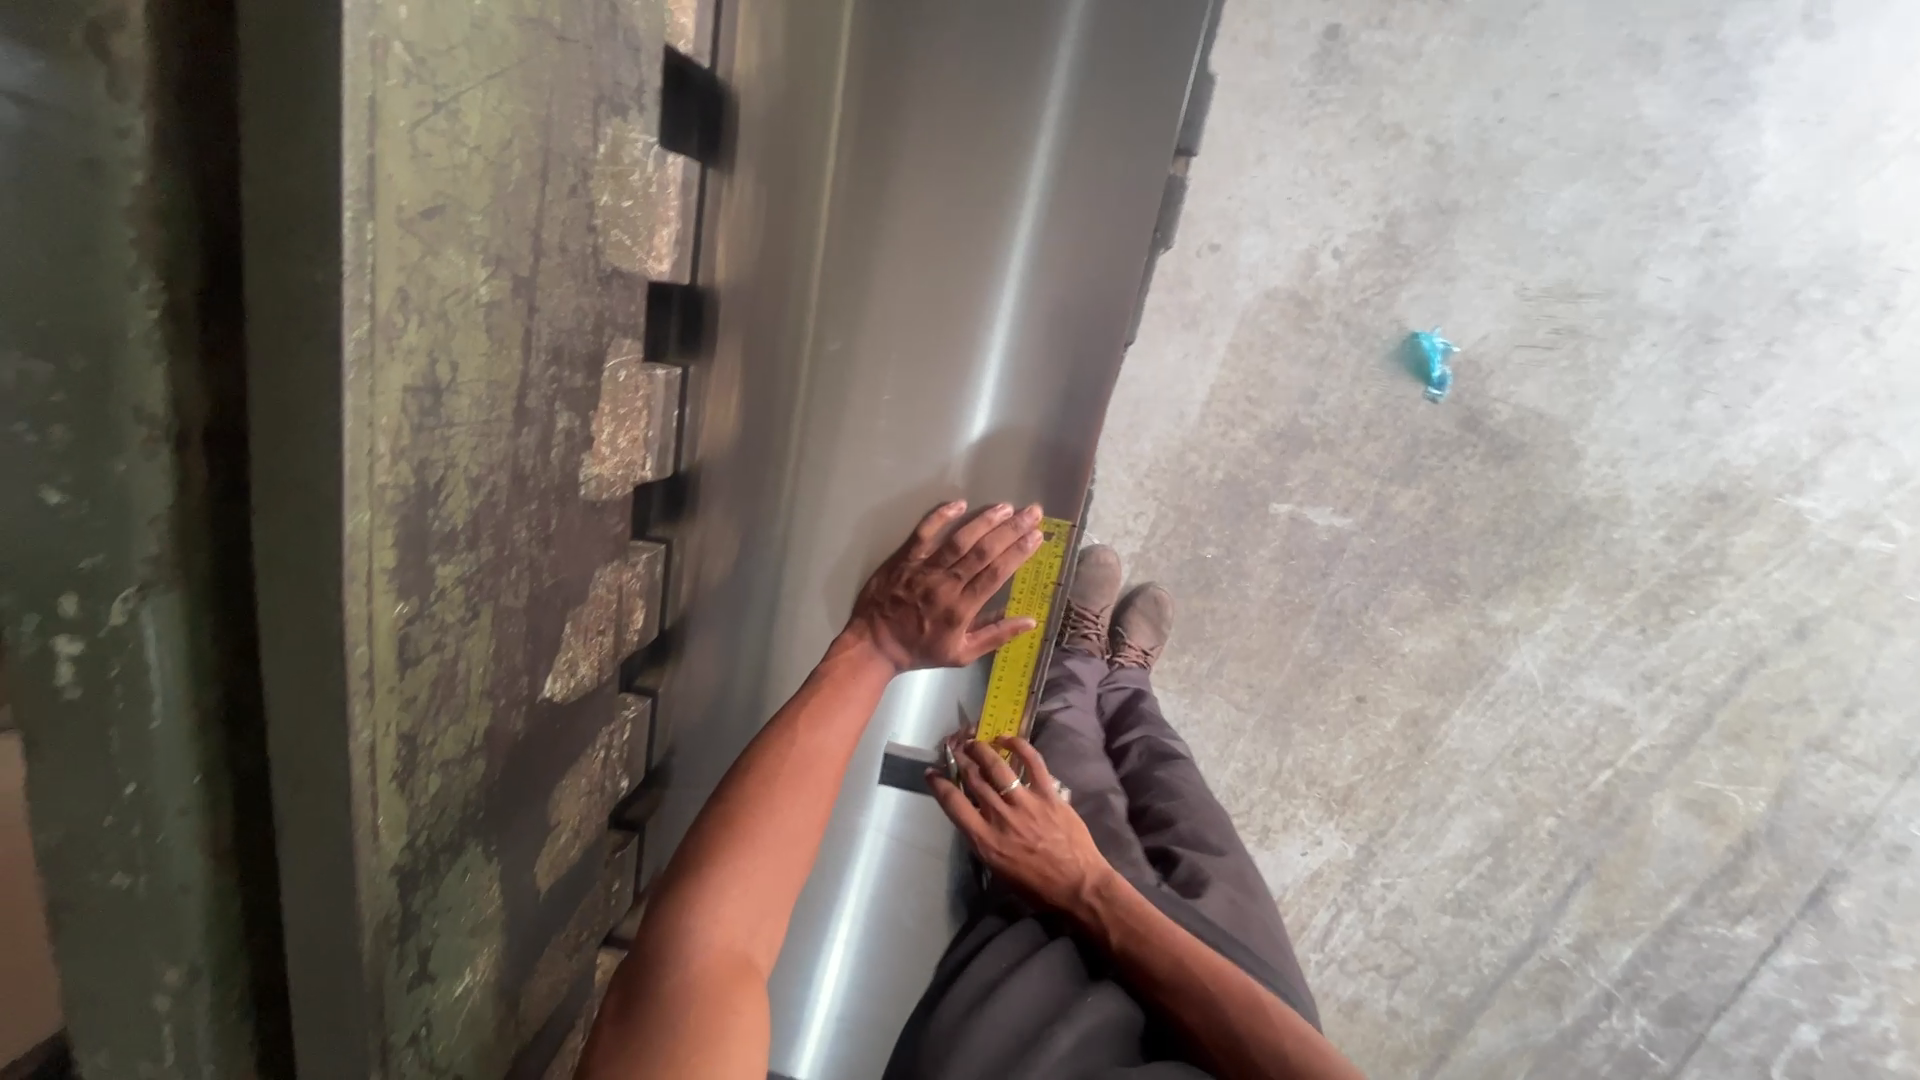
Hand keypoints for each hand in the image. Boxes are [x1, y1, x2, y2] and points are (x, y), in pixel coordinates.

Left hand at [844, 501, 1044, 672]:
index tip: (1037, 536)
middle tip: (1032, 513)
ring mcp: (923, 569)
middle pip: (984, 551)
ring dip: (985, 520)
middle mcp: (946, 585)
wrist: (874, 645)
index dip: (1019, 552)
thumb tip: (1030, 621)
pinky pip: (923, 533)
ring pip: (959, 539)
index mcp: (962, 609)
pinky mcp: (904, 559)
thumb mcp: (962, 654)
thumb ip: (996, 635)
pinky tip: (960, 503)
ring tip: (1006, 507)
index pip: (997, 573)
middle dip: (1011, 530)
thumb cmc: (920, 650)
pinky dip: (941, 516)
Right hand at [927, 736, 1115, 916]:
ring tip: (974, 742)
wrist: (1078, 886)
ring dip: (982, 750)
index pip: (953, 804)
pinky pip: (1032, 762)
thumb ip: (984, 840)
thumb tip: (975, 817)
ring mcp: (1025, 803)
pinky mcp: (1048, 794)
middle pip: (973, 779)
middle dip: (959, 760)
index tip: (932, 773)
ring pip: (997, 767)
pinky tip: (1006, 739)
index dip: (939, 785)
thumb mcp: (998, 870)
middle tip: (954, 750)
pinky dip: (1018, 746)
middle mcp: (1001, 817)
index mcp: (985, 840)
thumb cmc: (1037, 887)